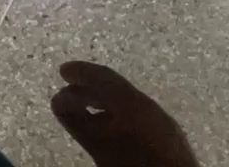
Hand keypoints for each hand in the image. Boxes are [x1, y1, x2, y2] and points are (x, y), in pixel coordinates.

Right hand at [51, 61, 200, 166]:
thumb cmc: (134, 164)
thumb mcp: (98, 145)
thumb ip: (76, 121)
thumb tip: (57, 101)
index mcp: (133, 101)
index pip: (102, 75)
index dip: (80, 71)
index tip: (62, 72)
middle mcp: (150, 105)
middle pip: (115, 88)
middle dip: (89, 89)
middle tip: (68, 93)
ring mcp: (164, 122)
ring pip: (128, 104)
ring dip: (103, 105)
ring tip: (85, 114)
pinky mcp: (171, 139)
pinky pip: (138, 117)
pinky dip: (118, 117)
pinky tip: (110, 131)